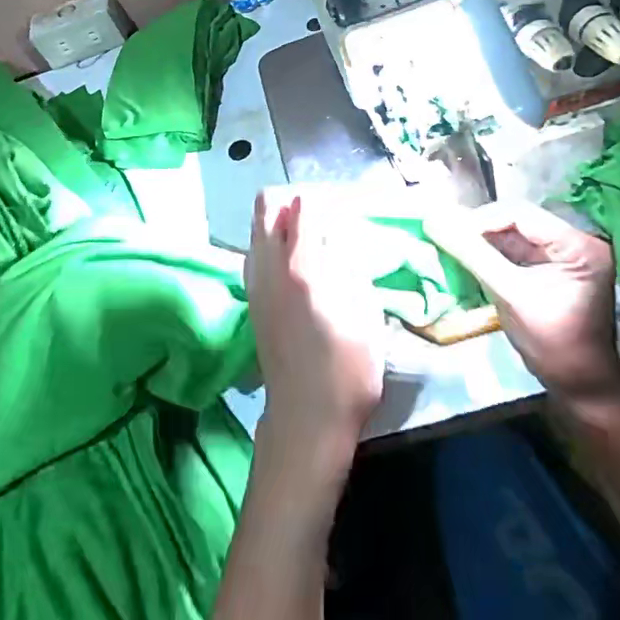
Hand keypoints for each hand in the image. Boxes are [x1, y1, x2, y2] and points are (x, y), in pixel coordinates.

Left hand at [245, 188, 384, 443]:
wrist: (306, 419)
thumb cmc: (348, 372)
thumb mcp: (367, 317)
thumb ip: (352, 271)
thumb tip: (339, 244)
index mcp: (302, 270)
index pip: (300, 210)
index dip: (320, 200)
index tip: (340, 204)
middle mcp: (270, 269)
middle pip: (265, 208)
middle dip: (290, 199)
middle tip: (319, 213)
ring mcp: (255, 285)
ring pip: (255, 229)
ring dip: (277, 221)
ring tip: (307, 234)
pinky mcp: (252, 301)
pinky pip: (254, 254)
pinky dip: (269, 244)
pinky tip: (293, 261)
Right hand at [424, 202, 619, 407]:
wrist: (579, 386)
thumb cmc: (553, 343)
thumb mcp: (510, 295)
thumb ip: (473, 255)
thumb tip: (433, 220)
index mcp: (579, 244)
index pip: (521, 214)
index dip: (480, 219)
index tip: (446, 231)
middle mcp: (576, 240)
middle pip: (516, 219)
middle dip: (478, 228)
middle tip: (445, 237)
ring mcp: (563, 253)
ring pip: (511, 232)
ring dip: (481, 239)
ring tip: (450, 245)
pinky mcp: (550, 266)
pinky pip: (514, 248)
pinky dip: (489, 253)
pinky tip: (466, 257)